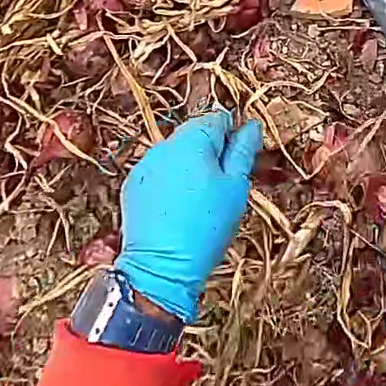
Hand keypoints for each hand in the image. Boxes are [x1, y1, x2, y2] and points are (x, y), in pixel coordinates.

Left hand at [116, 109, 262, 322]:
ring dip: (193, 164)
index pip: (218, 118)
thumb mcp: (236, 186)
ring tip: (202, 197)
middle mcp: (164, 146)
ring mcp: (145, 165)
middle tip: (225, 182)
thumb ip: (243, 150)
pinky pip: (161, 171)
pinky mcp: (133, 185)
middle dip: (213, 150)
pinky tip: (181, 205)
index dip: (234, 135)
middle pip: (196, 133)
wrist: (161, 267)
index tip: (240, 159)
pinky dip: (173, 180)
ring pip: (178, 152)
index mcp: (192, 141)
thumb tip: (251, 126)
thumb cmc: (206, 227)